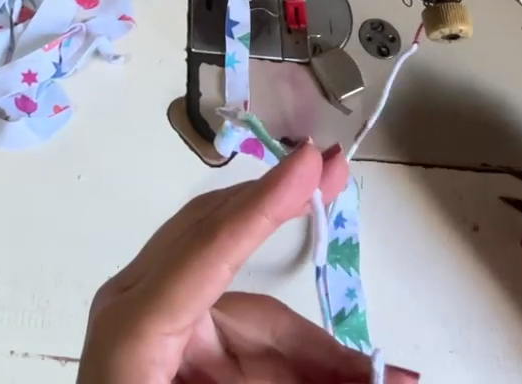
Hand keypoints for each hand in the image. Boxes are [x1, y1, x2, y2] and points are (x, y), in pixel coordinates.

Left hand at [79, 144, 415, 382]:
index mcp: (132, 326)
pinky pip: (247, 344)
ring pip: (250, 312)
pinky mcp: (178, 348)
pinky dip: (296, 361)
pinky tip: (347, 378)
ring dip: (316, 347)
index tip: (312, 161)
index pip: (206, 248)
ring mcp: (160, 326)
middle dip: (284, 214)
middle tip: (337, 169)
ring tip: (384, 379)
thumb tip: (389, 378)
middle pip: (222, 244)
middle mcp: (141, 306)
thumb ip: (299, 380)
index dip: (263, 202)